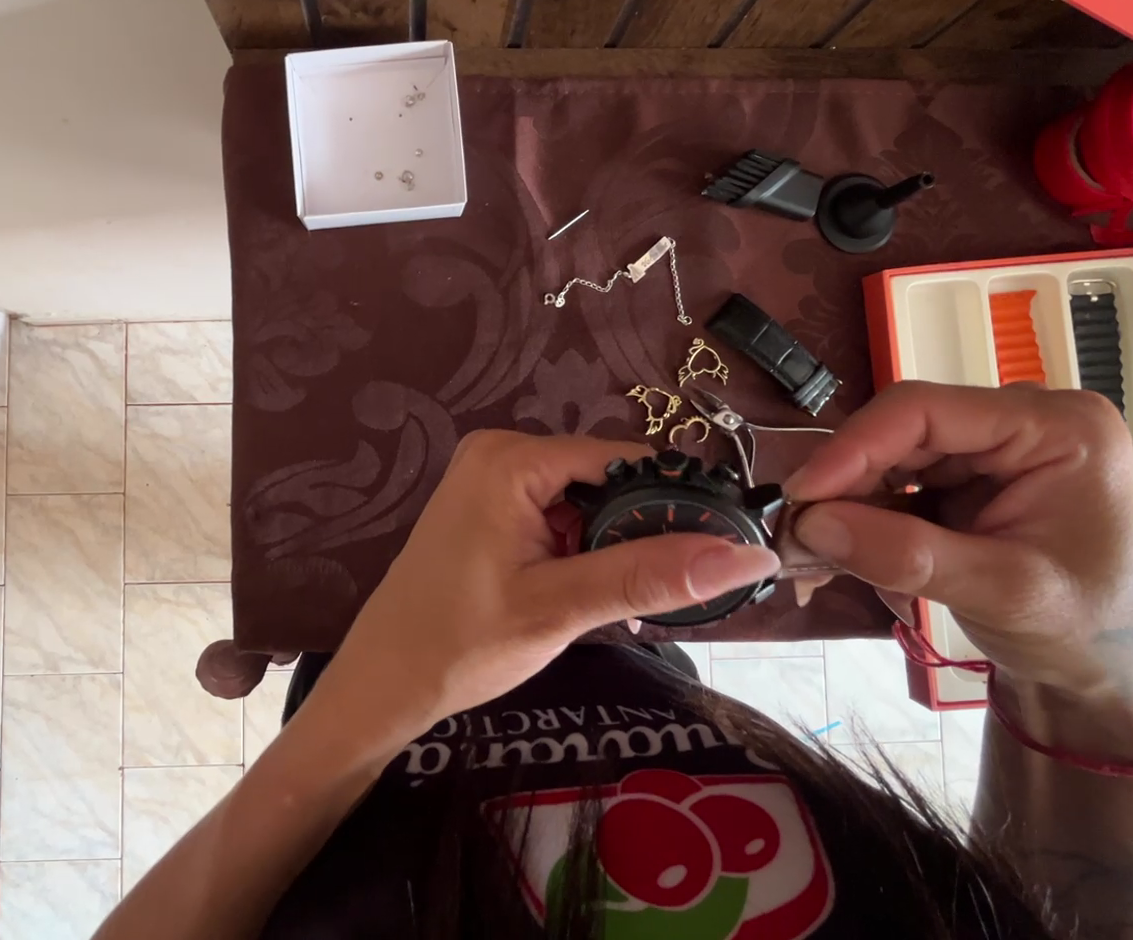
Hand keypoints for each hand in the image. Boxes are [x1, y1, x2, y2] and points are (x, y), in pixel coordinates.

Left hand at [309, 430, 778, 751]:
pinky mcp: (489, 507)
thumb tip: (746, 554)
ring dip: (613, 544)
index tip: (726, 546)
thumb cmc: (461, 643)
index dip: (676, 499)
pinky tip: (593, 590)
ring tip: (636, 598)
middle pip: (604, 478)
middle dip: (641, 529)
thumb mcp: (560, 608)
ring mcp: (490, 479)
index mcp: (511, 459)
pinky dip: (583, 548)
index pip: (623, 460)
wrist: (386, 680)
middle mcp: (500, 453)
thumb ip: (648, 574)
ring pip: (585, 500)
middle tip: (676, 587)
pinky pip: (556, 513)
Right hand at [783, 383, 1132, 760]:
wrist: (1106, 676)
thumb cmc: (1084, 632)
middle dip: (842, 481)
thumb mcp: (1002, 593)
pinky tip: (836, 547)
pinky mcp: (963, 477)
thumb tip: (810, 525)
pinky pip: (891, 482)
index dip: (852, 447)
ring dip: (842, 501)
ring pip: (885, 456)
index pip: (925, 410)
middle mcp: (1019, 422)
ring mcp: (988, 448)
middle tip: (794, 529)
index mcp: (1054, 428)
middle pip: (898, 431)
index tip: (799, 496)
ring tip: (810, 547)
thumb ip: (907, 555)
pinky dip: (858, 515)